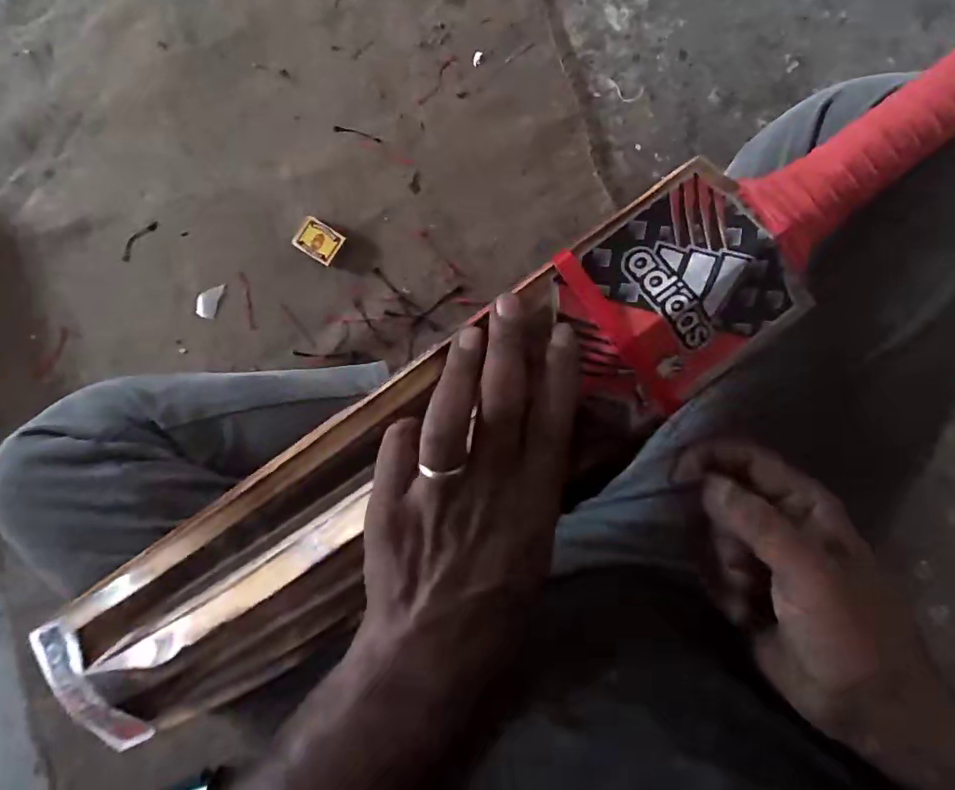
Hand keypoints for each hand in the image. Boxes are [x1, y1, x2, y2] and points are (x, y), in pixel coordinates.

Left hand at [352, 292, 578, 695]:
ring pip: (452, 418)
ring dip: (461, 372)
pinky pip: (399, 450)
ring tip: (469, 332)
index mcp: (532, 502)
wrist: (428, 650)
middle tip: (511, 303)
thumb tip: (524, 441)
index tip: (560, 330)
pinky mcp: (393, 501)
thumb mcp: (534, 549)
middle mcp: (489, 487)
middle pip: (503, 405)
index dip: (556, 372)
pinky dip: (406, 429)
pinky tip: (410, 411)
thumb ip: (530, 490)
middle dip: (509, 349)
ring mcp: (438, 492)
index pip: (550, 423)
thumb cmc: (494, 608)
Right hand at [675, 441, 954, 789]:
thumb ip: (757, 521)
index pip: (747, 459)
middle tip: (735, 561)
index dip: (710, 456)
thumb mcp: (809, 570)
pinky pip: (710, 569)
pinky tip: (744, 613)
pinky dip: (720, 587)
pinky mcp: (744, 588)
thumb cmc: (851, 629)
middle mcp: (779, 521)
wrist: (867, 709)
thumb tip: (705, 481)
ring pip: (712, 534)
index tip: (674, 472)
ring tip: (747, 594)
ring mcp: (761, 556)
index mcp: (803, 504)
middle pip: (722, 495)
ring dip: (721, 562)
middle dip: (716, 524)